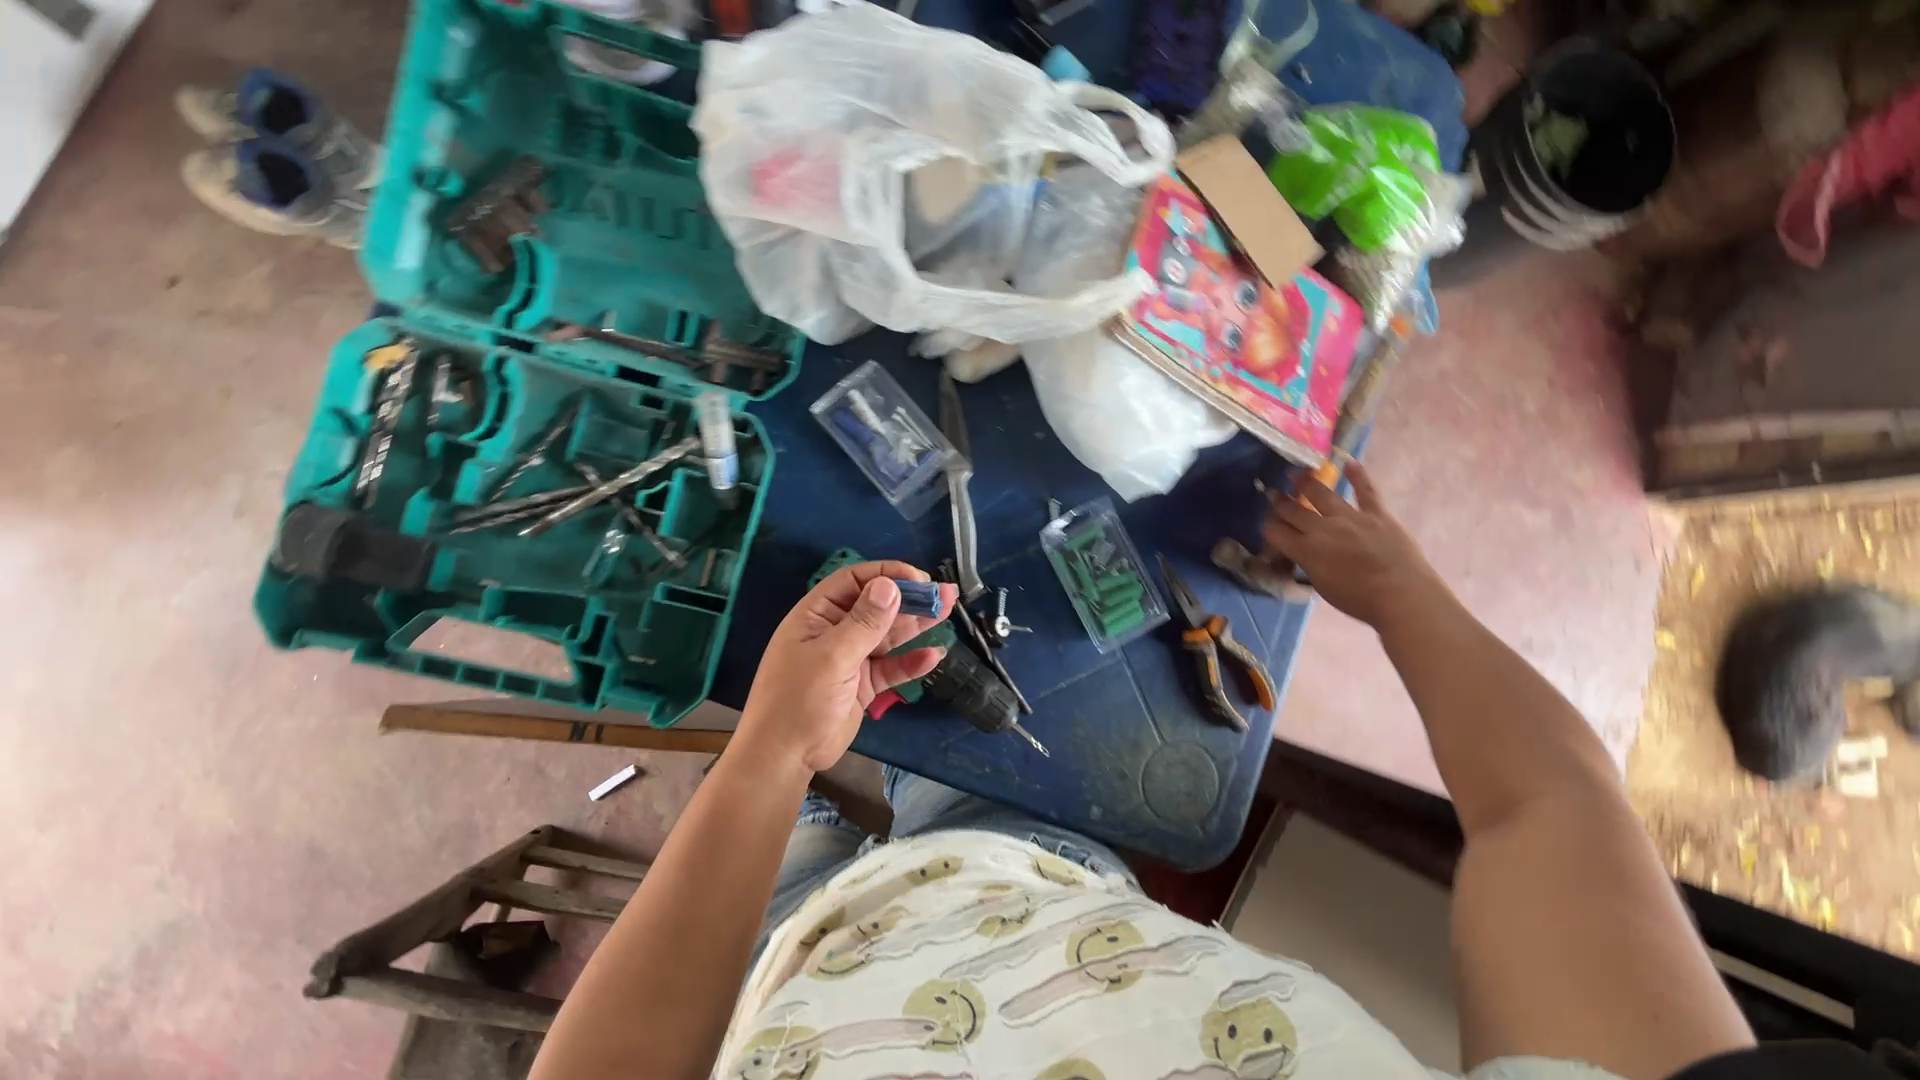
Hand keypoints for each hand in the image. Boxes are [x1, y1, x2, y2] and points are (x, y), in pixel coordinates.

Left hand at [738, 561, 955, 773]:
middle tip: (946, 594)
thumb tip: (889, 585)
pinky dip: (911, 662)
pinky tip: (934, 656)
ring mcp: (850, 659)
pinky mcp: (862, 685)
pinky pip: (891, 668)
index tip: (920, 578)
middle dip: (910, 599)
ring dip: (917, 625)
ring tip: (948, 612)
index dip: (887, 575)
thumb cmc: (798, 699)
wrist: (783, 756)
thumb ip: (864, 622)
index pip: (854, 581)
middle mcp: (835, 632)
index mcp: (817, 615)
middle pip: (877, 607)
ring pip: (888, 636)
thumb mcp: (832, 656)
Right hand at [1261, 463, 1450, 628]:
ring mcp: (1350, 518)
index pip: (1277, 533)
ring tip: (1295, 474)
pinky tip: (1349, 462)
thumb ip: (1311, 565)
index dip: (1268, 527)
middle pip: (1294, 511)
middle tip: (1272, 494)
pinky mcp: (1377, 514)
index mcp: (1306, 551)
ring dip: (1306, 483)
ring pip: (1322, 494)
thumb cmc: (1360, 600)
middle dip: (1280, 503)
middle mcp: (1322, 528)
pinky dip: (1358, 475)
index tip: (1265, 523)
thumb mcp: (1323, 587)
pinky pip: (1366, 491)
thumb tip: (1305, 555)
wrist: (1401, 595)